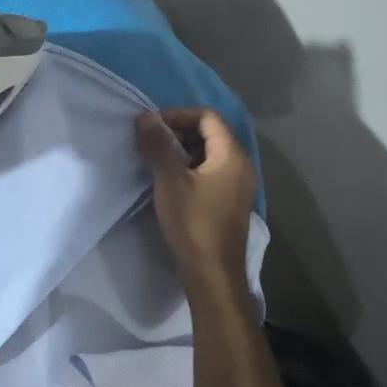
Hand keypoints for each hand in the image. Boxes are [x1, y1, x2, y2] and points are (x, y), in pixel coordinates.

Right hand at [136, 107, 257, 289]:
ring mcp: (237, 184)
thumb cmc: (193, 222)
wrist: (212, 271)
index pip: (208, 117)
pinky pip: (210, 171)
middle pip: (211, 133)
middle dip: (179, 132)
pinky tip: (169, 182)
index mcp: (232, 155)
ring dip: (182, 151)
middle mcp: (241, 165)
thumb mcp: (170, 180)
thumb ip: (158, 145)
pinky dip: (189, 168)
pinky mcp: (229, 201)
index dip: (178, 115)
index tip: (151, 127)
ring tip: (156, 162)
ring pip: (209, 153)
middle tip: (150, 143)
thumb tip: (145, 116)